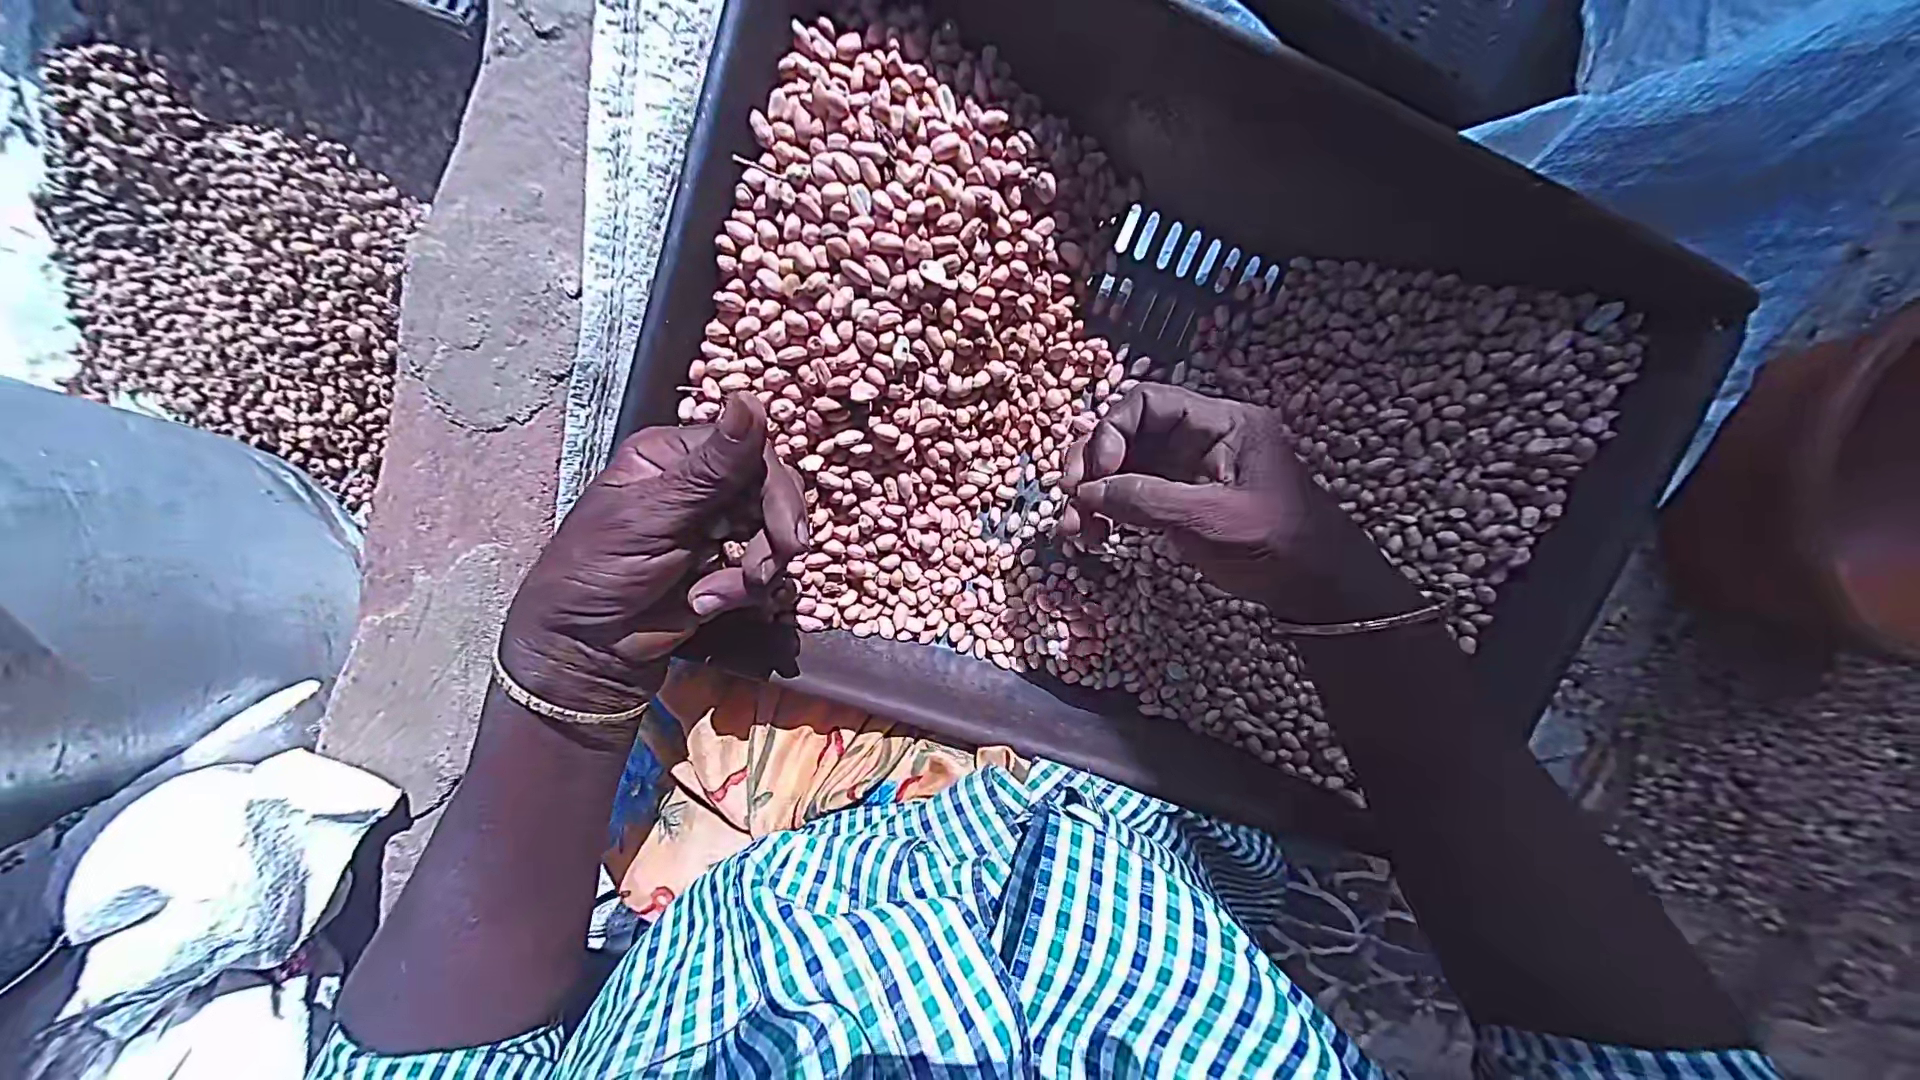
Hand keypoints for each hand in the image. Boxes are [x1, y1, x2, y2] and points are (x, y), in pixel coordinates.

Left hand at [499, 393, 805, 717]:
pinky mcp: (729, 562)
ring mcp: (719, 525)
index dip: (777, 492)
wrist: (585, 651)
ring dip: (758, 569)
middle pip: (773, 492)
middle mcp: (704, 484)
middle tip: (761, 573)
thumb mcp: (651, 517)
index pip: (752, 453)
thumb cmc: (595, 573)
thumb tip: (750, 400)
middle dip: (774, 537)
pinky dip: (746, 591)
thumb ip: (710, 468)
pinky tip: (707, 602)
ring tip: (716, 594)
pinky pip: (766, 567)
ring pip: (776, 532)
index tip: (788, 535)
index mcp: (675, 456)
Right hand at [1059, 384, 1415, 622]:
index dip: (1113, 430)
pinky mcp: (1172, 501)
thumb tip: (1087, 492)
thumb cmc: (1280, 544)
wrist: (1313, 588)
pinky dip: (1103, 514)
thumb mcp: (1215, 519)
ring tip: (1076, 530)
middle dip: (1092, 463)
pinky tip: (1092, 537)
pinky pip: (1125, 497)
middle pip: (1126, 433)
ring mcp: (1181, 471)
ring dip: (1091, 495)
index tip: (1098, 471)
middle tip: (1071, 495)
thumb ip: (1149, 501)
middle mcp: (1196, 439)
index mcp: (1221, 423)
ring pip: (1118, 467)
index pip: (1149, 403)